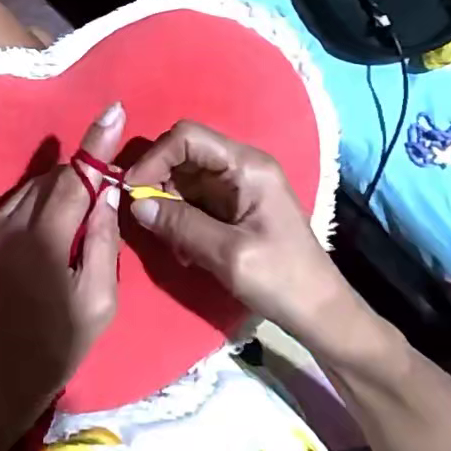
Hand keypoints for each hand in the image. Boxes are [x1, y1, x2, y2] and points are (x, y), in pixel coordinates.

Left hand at [0, 102, 127, 416]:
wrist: (1, 368)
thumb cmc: (62, 339)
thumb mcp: (100, 297)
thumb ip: (103, 238)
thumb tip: (106, 190)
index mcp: (44, 242)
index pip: (73, 179)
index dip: (95, 144)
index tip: (112, 111)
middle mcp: (10, 225)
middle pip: (52, 178)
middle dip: (80, 177)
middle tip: (102, 196)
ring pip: (32, 187)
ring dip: (58, 191)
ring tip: (75, 221)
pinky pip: (16, 202)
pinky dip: (38, 204)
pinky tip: (49, 229)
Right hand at [125, 120, 379, 356]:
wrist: (318, 313)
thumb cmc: (282, 280)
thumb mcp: (228, 255)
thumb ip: (181, 225)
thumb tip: (135, 204)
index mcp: (247, 166)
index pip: (188, 137)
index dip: (155, 157)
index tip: (132, 190)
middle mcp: (240, 167)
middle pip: (183, 154)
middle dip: (157, 181)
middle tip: (143, 216)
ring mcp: (235, 187)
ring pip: (183, 178)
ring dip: (166, 204)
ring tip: (168, 241)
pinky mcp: (230, 208)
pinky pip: (191, 200)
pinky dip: (178, 219)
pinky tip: (181, 249)